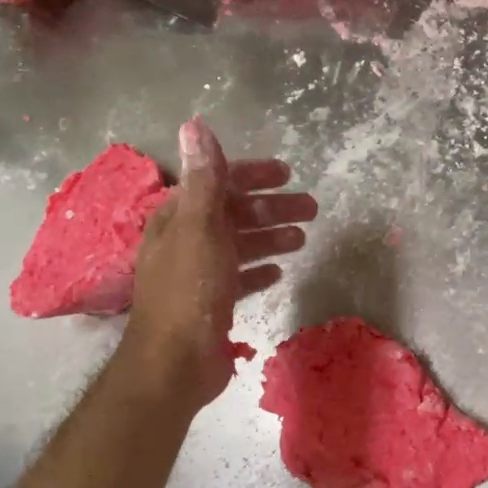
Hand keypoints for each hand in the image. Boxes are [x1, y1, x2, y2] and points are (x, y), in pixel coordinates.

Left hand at [117, 116, 316, 409]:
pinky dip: (259, 270)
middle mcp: (186, 241)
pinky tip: (279, 272)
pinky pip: (240, 278)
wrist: (176, 361)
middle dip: (271, 208)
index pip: (217, 183)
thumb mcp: (199, 229)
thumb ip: (204, 180)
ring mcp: (199, 274)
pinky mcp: (213, 304)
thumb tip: (195, 125)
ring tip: (303, 239)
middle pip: (233, 214)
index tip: (288, 174)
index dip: (251, 174)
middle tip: (312, 210)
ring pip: (240, 245)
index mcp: (178, 218)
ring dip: (271, 237)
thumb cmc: (189, 292)